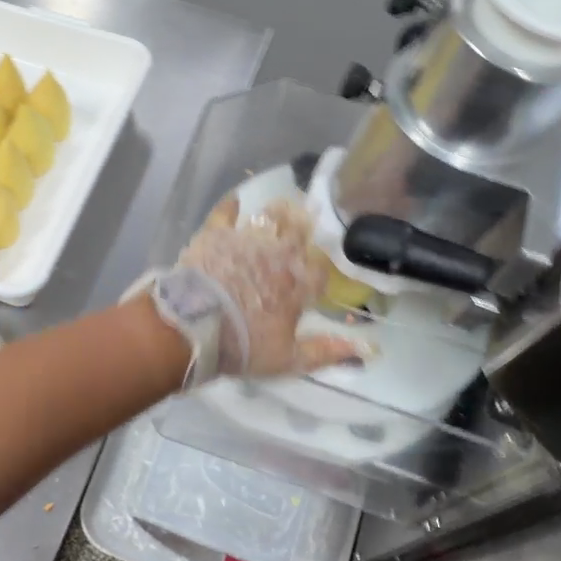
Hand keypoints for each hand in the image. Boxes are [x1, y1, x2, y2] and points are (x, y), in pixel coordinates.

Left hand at [173, 195, 357, 378]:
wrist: (192, 329)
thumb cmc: (243, 347)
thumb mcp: (288, 360)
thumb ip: (326, 352)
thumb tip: (367, 351)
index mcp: (298, 284)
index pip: (320, 271)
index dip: (318, 274)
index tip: (314, 278)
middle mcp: (278, 255)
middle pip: (300, 233)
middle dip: (305, 229)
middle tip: (305, 225)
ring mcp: (247, 240)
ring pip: (270, 216)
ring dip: (278, 213)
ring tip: (280, 211)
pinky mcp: (216, 234)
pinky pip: (225, 212)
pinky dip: (231, 206)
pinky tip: (235, 201)